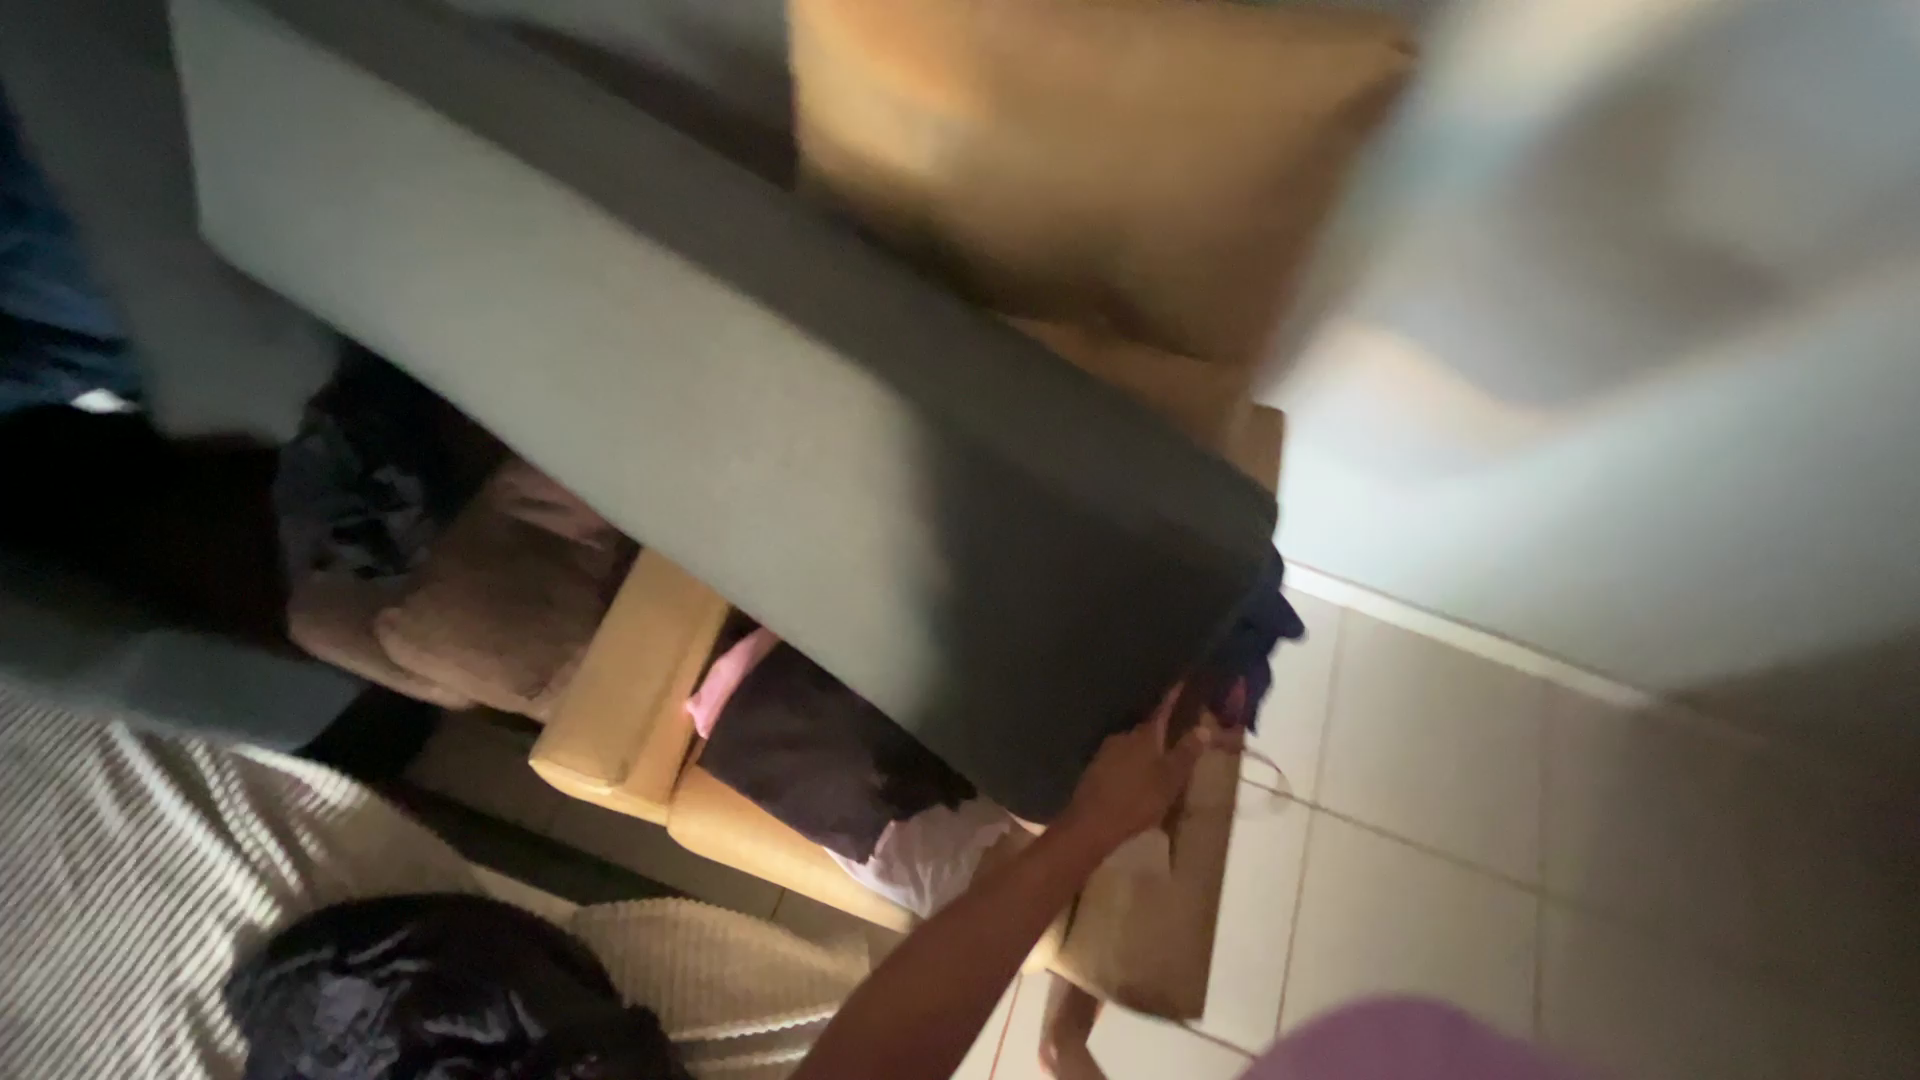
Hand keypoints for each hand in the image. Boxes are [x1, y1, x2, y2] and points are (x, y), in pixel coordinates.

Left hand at [1056, 683, 1209, 853]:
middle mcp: (1123, 736)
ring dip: (1147, 751)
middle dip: (1162, 731)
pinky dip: (1133, 764)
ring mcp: (1106, 751)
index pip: (1163, 709)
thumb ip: (1186, 753)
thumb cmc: (1137, 800)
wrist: (1092, 823)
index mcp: (1144, 735)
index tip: (1182, 682)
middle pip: (1147, 729)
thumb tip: (1203, 728)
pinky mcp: (1096, 768)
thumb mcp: (1170, 780)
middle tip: (1179, 735)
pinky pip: (1121, 759)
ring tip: (1161, 762)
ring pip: (1133, 745)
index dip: (1174, 697)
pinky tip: (1139, 778)